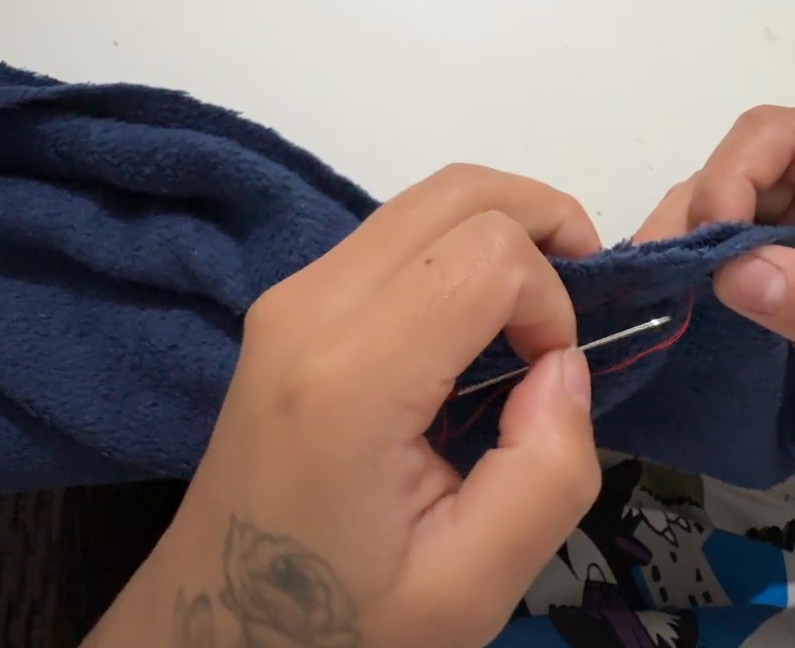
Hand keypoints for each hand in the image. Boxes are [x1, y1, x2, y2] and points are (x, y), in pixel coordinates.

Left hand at [89, 166, 604, 647]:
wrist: (211, 623)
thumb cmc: (337, 621)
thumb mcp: (468, 589)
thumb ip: (545, 473)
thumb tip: (564, 362)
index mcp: (350, 376)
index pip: (486, 254)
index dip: (550, 298)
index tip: (553, 371)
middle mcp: (311, 304)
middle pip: (457, 191)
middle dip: (543, 217)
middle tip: (583, 284)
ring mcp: (293, 292)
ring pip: (426, 198)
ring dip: (504, 224)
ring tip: (540, 297)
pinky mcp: (293, 298)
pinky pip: (397, 231)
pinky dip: (461, 242)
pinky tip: (481, 308)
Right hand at [636, 108, 794, 449]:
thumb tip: (730, 273)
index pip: (782, 135)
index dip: (732, 176)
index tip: (711, 247)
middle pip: (740, 159)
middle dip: (701, 212)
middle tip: (668, 273)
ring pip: (720, 191)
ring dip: (686, 233)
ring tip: (660, 283)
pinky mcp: (783, 240)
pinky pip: (721, 231)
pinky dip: (692, 255)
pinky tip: (675, 286)